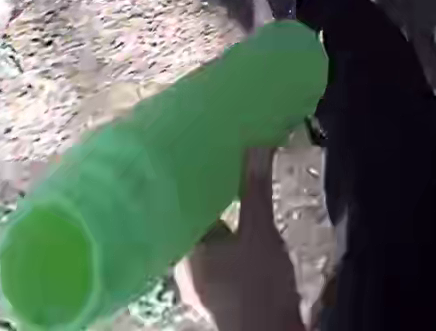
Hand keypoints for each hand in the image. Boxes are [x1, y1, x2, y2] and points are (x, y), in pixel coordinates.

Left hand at [174, 147, 303, 330]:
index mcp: (185, 256)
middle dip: (204, 195)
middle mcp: (186, 271)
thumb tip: (256, 143)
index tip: (193, 154)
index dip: (185, 183)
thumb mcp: (260, 231)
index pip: (176, 211)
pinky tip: (240, 218)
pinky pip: (217, 251)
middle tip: (216, 158)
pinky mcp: (221, 292)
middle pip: (190, 222)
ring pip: (206, 237)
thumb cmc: (258, 287)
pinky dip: (226, 232)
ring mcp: (203, 285)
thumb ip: (255, 188)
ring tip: (229, 178)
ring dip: (217, 213)